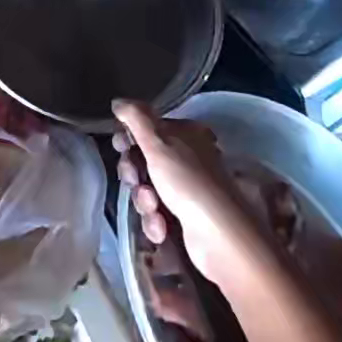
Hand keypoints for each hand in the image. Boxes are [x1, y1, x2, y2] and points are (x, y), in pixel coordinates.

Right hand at [111, 100, 273, 286]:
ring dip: (143, 200)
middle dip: (134, 173)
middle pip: (143, 159)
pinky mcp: (186, 219)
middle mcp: (188, 158)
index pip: (148, 127)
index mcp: (186, 135)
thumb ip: (136, 117)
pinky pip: (157, 213)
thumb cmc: (189, 182)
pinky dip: (155, 220)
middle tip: (134, 180)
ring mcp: (187, 190)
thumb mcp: (158, 142)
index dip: (130, 137)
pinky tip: (161, 227)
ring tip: (153, 208)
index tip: (120, 146)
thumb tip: (118, 101)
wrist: (222, 241)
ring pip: (147, 188)